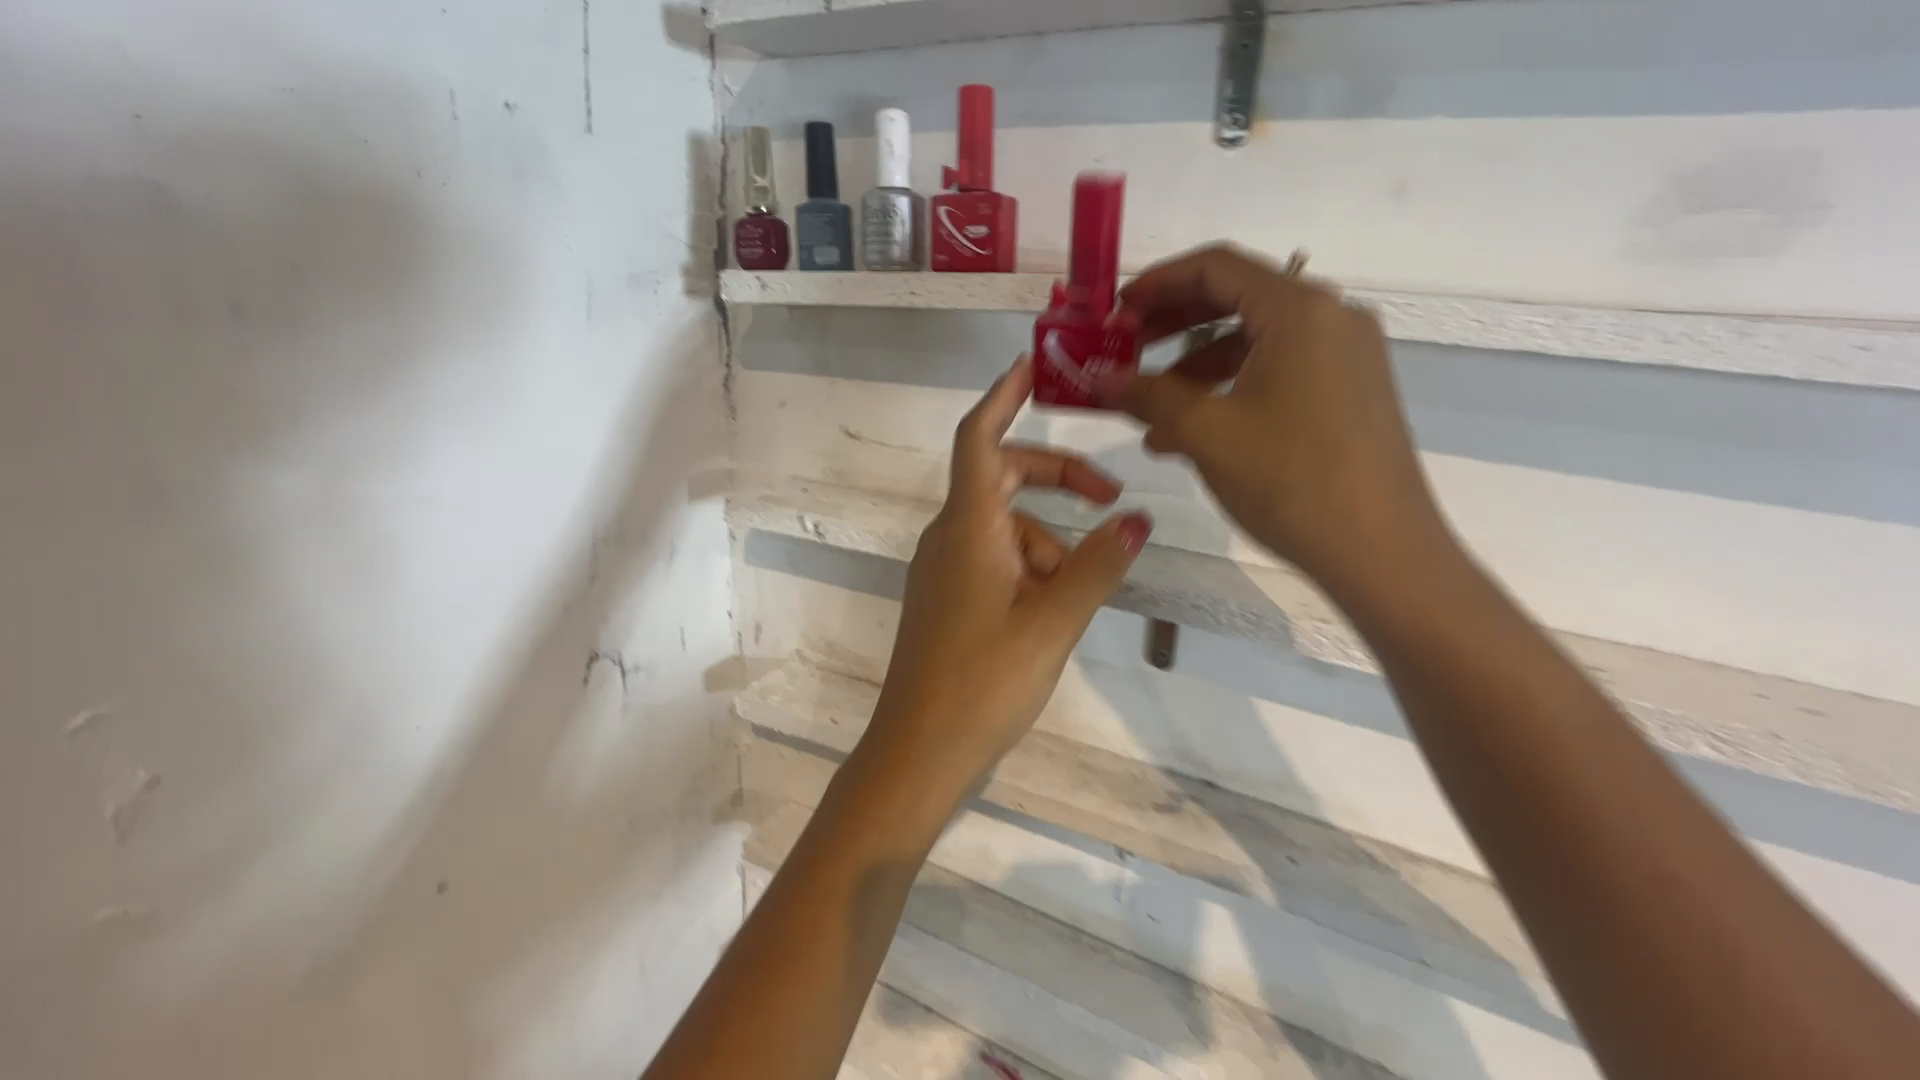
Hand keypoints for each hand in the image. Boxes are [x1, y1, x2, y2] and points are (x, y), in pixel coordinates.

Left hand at [864, 358, 1151, 798]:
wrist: (919, 752)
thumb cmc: (983, 681)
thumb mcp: (1054, 621)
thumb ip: (1097, 566)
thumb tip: (1139, 521)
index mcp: (967, 527)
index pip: (980, 437)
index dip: (1004, 396)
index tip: (1035, 367)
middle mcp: (949, 537)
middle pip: (1002, 478)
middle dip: (1057, 479)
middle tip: (1110, 498)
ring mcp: (943, 572)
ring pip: (1004, 527)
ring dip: (1050, 540)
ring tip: (1082, 592)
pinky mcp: (947, 603)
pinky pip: (994, 562)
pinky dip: (1030, 569)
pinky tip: (1055, 612)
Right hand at [1110, 244, 1446, 595]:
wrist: (1382, 551)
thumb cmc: (1291, 480)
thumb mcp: (1206, 433)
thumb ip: (1148, 395)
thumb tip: (1100, 378)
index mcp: (1299, 310)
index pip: (1217, 266)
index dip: (1157, 282)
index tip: (1115, 312)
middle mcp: (1330, 318)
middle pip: (1237, 298)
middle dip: (1173, 323)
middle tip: (1125, 351)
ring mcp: (1346, 357)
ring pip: (1255, 341)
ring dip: (1196, 366)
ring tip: (1148, 409)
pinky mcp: (1351, 393)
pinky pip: (1278, 372)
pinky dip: (1231, 389)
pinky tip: (1190, 433)